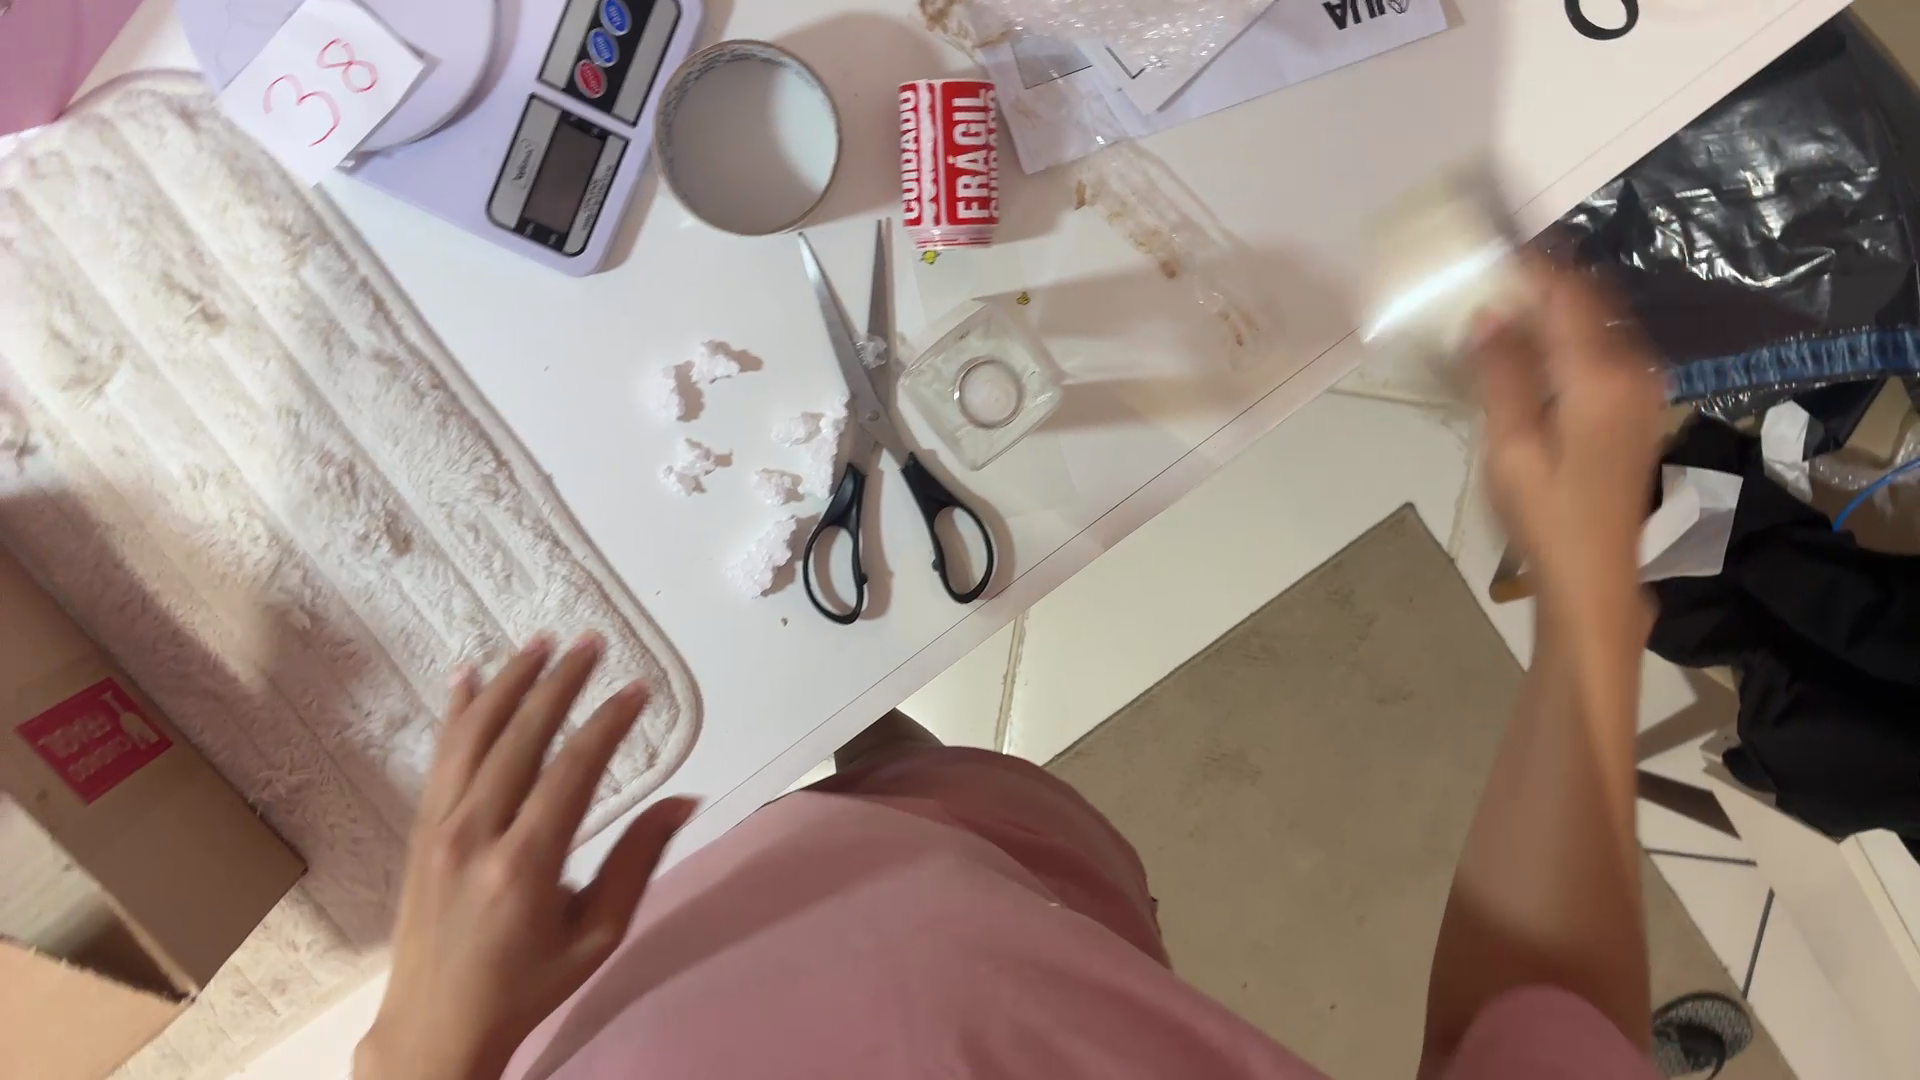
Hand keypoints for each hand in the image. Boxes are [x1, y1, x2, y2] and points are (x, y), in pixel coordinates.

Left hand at [355, 633, 698, 1079]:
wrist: (432, 1028)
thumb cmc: (528, 983)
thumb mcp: (599, 930)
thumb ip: (639, 858)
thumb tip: (686, 799)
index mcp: (526, 863)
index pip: (574, 769)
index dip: (610, 722)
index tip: (637, 689)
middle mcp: (475, 835)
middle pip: (522, 737)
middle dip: (560, 682)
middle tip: (592, 641)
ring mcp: (439, 829)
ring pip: (475, 736)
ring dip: (510, 683)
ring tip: (541, 641)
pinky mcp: (421, 830)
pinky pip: (440, 757)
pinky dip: (456, 712)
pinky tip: (469, 676)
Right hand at [1473, 262, 1665, 631]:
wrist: (1592, 568)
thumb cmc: (1542, 512)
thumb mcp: (1509, 445)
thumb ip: (1501, 375)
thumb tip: (1489, 315)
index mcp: (1600, 377)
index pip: (1568, 297)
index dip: (1531, 266)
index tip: (1490, 246)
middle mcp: (1633, 370)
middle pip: (1587, 303)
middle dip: (1537, 285)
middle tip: (1482, 280)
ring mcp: (1640, 387)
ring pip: (1593, 325)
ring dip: (1547, 312)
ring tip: (1493, 312)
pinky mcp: (1634, 405)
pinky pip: (1597, 350)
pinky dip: (1560, 339)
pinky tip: (1522, 354)